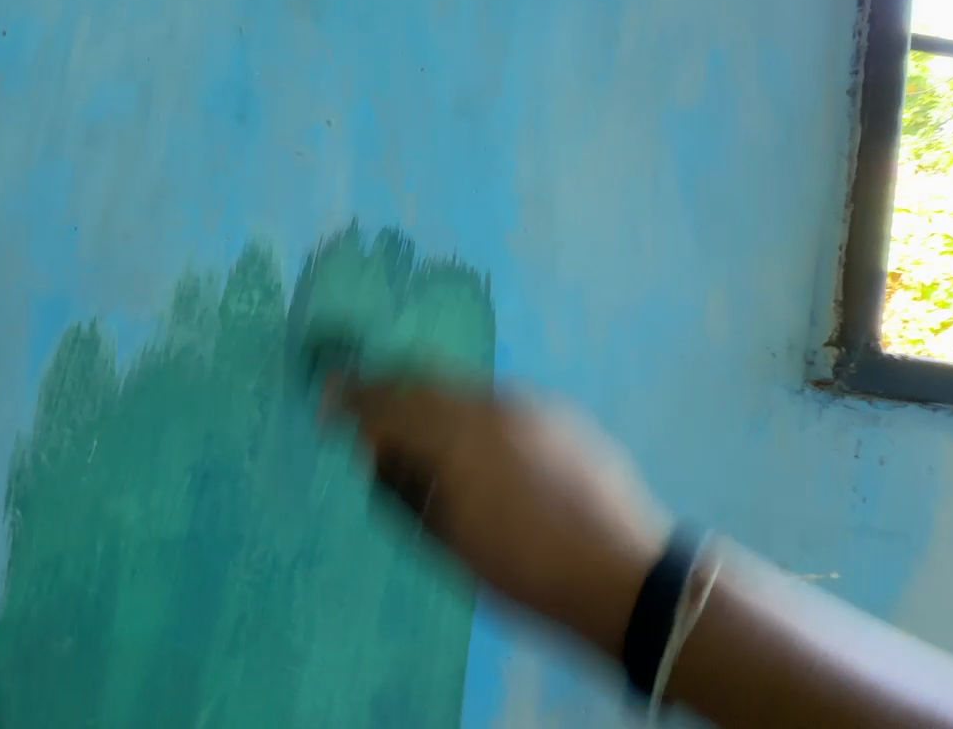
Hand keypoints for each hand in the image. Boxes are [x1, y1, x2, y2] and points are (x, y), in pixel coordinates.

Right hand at [326, 371, 667, 655]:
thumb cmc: (526, 571)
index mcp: (455, 440)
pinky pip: (491, 395)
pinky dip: (463, 405)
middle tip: (357, 394)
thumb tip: (372, 449)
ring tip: (408, 413)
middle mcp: (485, 405)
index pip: (386, 405)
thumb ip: (403, 486)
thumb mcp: (448, 540)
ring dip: (423, 393)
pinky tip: (467, 432)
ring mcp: (523, 402)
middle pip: (418, 378)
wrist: (627, 575)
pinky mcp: (552, 408)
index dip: (350, 398)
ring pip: (456, 383)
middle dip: (383, 385)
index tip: (326, 395)